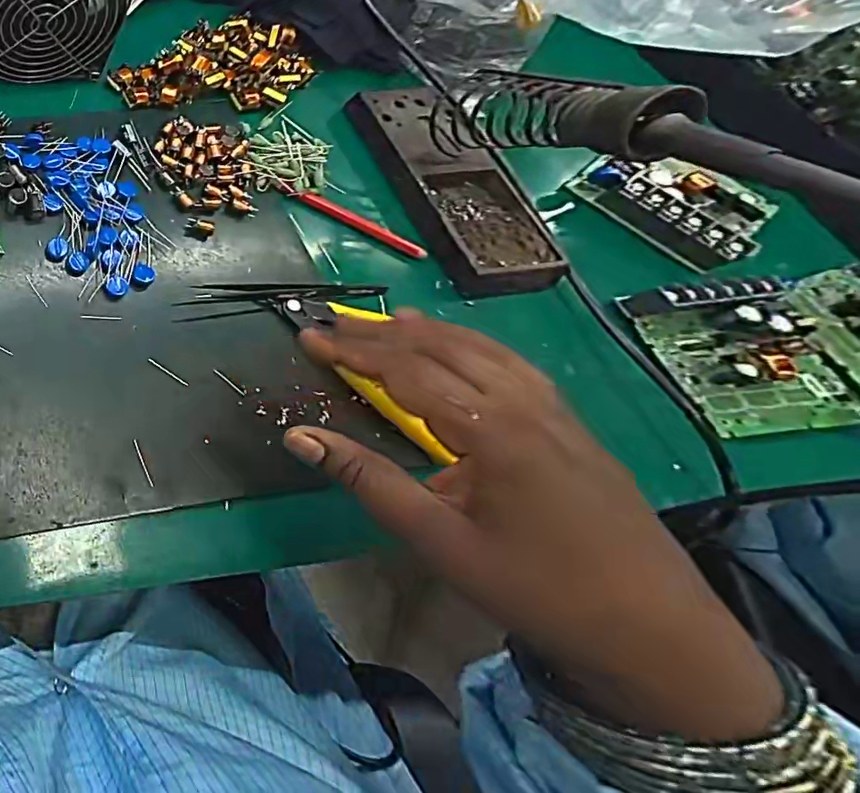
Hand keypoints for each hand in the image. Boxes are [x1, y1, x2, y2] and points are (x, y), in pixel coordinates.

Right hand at [284, 309, 780, 740]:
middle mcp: (528, 409)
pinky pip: (514, 367)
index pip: (409, 371)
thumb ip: (367, 479)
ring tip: (387, 320)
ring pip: (485, 351)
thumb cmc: (536, 588)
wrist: (661, 638)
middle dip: (383, 333)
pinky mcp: (573, 429)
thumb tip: (298, 436)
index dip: (354, 352)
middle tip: (332, 323)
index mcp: (495, 432)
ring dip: (430, 332)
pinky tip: (460, 349)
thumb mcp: (438, 539)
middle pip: (445, 349)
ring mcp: (558, 416)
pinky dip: (473, 346)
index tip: (308, 338)